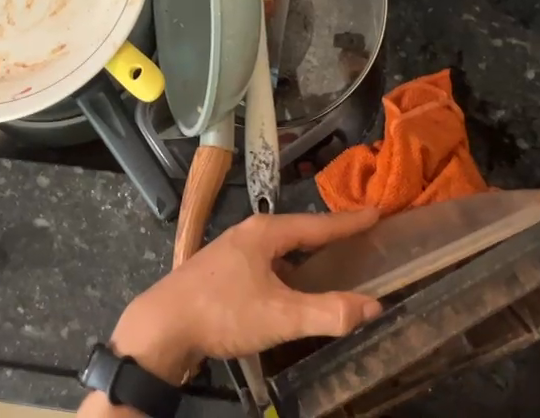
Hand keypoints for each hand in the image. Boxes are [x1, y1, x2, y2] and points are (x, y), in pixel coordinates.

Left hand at [107, 211, 382, 382]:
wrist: (163, 326)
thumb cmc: (223, 313)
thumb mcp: (281, 316)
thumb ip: (328, 312)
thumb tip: (374, 306)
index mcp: (265, 233)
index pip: (317, 224)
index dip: (348, 223)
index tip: (376, 213)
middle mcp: (249, 233)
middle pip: (298, 232)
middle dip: (328, 236)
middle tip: (359, 239)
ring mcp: (231, 251)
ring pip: (279, 249)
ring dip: (305, 256)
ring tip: (332, 265)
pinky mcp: (221, 271)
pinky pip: (265, 263)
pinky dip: (286, 271)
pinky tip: (291, 290)